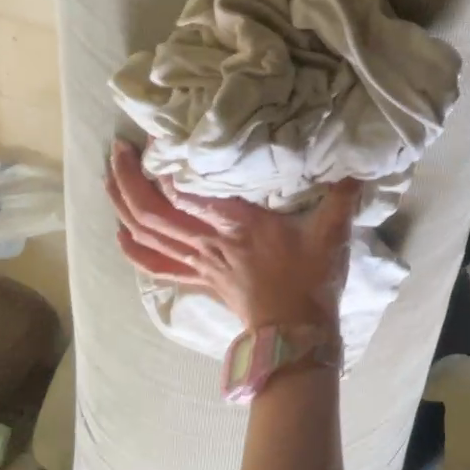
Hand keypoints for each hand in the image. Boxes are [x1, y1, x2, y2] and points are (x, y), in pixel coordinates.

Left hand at [107, 140, 360, 329]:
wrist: (295, 330)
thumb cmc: (312, 277)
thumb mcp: (333, 231)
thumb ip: (343, 195)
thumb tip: (357, 165)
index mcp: (239, 225)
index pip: (189, 194)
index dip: (166, 168)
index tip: (158, 140)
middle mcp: (209, 241)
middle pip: (152, 213)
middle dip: (129, 181)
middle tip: (120, 151)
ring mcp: (198, 263)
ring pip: (145, 235)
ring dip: (122, 207)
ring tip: (112, 178)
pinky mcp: (198, 280)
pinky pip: (154, 265)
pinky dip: (133, 248)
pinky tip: (123, 232)